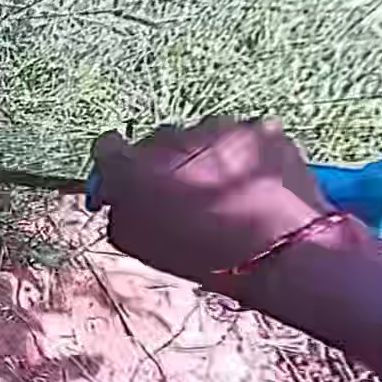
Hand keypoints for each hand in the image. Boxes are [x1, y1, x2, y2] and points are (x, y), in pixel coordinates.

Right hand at [91, 117, 331, 282]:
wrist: (275, 250)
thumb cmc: (196, 252)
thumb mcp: (133, 241)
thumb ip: (118, 209)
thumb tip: (118, 196)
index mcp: (132, 167)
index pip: (106, 146)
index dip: (112, 165)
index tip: (119, 182)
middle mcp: (171, 138)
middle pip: (155, 141)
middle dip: (159, 162)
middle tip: (172, 191)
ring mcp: (219, 129)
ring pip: (198, 135)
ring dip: (198, 155)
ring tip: (214, 186)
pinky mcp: (261, 129)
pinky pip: (239, 135)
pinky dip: (237, 153)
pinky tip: (243, 180)